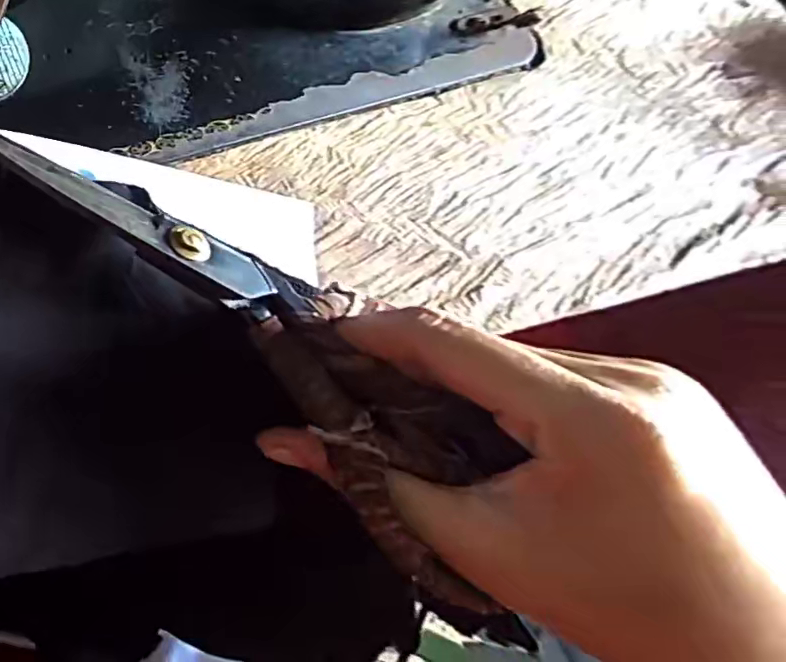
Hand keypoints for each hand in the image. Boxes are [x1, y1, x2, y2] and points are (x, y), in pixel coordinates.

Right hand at [256, 309, 785, 661]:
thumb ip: (367, 478)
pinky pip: (543, 370)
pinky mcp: (665, 393)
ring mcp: (657, 382)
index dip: (364, 331)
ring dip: (449, 377)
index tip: (311, 341)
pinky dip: (495, 388)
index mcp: (594, 414)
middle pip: (471, 344)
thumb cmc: (636, 614)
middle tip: (355, 392)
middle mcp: (632, 379)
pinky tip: (485, 426)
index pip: (442, 337)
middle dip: (404, 364)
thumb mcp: (478, 545)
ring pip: (503, 355)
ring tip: (418, 417)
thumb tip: (279, 440)